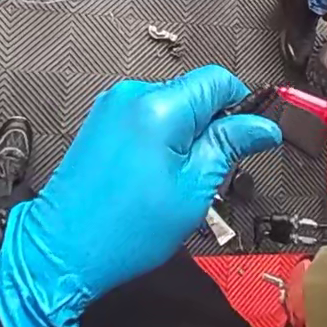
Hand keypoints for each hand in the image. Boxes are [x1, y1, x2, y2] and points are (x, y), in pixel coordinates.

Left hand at [0, 66, 281, 326]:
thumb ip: (229, 147)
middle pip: (194, 92)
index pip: (219, 79)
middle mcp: (131, 96)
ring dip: (185, 134)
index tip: (248, 133)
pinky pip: (146, 116)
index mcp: (158, 108)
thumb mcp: (193, 189)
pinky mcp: (102, 120)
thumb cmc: (119, 230)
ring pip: (171, 105)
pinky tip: (153, 173)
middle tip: (207, 169)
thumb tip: (261, 127)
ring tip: (173, 178)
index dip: (241, 106)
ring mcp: (112, 106)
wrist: (64, 247)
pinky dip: (160, 138)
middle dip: (211, 126)